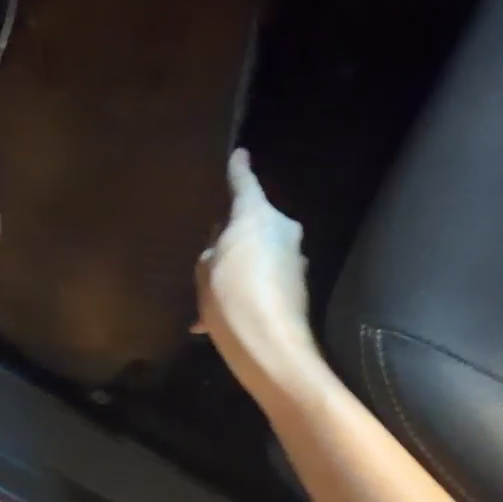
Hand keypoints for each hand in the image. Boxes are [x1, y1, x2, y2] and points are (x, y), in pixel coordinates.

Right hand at [196, 149, 322, 402]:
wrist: (270, 348)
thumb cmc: (231, 298)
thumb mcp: (205, 272)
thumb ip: (212, 253)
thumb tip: (221, 250)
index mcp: (257, 217)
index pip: (244, 182)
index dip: (238, 168)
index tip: (240, 154)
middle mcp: (282, 231)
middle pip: (254, 223)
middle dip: (235, 234)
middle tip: (210, 249)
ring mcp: (294, 261)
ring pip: (258, 255)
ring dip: (238, 269)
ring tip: (209, 294)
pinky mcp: (297, 289)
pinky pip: (263, 282)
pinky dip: (244, 294)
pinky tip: (214, 322)